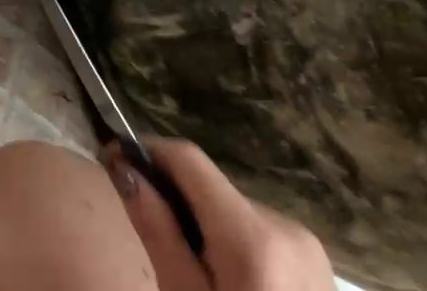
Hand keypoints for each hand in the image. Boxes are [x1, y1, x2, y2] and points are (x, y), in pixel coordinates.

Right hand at [101, 137, 332, 290]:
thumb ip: (155, 228)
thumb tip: (122, 168)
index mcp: (251, 233)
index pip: (187, 157)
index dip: (142, 151)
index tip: (109, 163)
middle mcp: (285, 224)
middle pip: (207, 183)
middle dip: (169, 194)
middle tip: (145, 229)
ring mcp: (308, 243)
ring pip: (229, 206)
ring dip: (198, 217)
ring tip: (188, 262)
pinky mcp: (317, 261)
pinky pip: (256, 229)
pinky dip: (227, 236)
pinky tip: (225, 276)